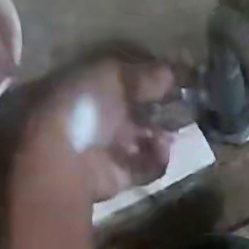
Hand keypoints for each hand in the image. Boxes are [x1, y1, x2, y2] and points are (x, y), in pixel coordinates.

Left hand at [23, 60, 176, 201]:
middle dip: (161, 110)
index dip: (149, 78)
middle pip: (137, 112)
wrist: (65, 160)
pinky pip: (147, 167)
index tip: (174, 79)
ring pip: (145, 140)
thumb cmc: (82, 106)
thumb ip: (142, 74)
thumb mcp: (111, 75)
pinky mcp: (119, 176)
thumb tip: (171, 73)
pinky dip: (158, 160)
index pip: (123, 80)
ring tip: (170, 133)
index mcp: (86, 86)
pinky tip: (161, 150)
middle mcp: (96, 117)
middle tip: (184, 107)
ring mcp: (107, 149)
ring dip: (162, 136)